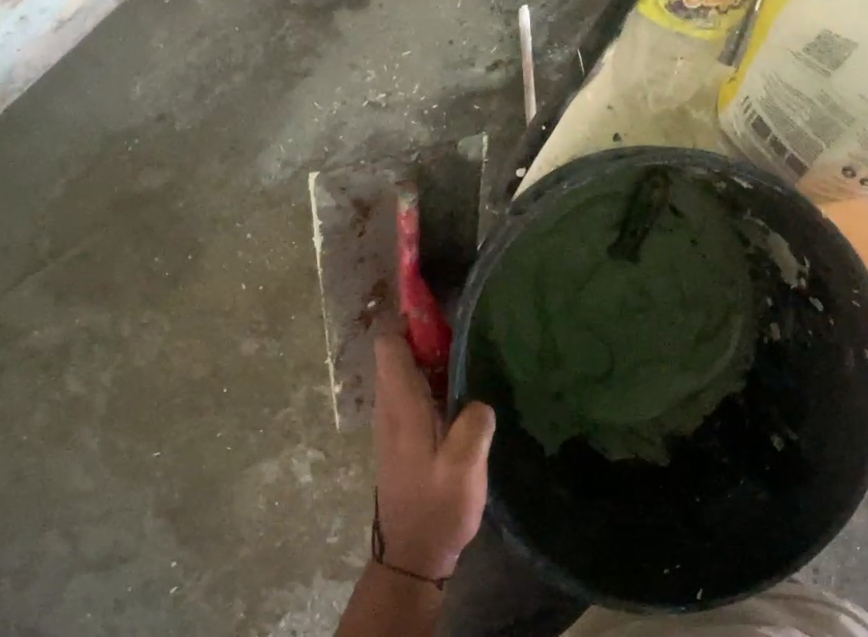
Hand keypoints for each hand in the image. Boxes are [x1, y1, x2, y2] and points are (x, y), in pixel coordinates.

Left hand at [373, 334, 494, 580]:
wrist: (411, 554)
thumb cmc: (437, 508)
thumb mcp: (465, 467)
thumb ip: (474, 424)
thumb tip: (479, 400)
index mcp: (401, 405)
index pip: (389, 344)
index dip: (410, 321)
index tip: (441, 313)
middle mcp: (390, 408)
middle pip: (397, 354)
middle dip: (426, 337)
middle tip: (466, 335)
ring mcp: (393, 424)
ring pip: (405, 373)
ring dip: (431, 361)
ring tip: (469, 361)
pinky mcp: (401, 438)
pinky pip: (412, 393)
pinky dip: (432, 383)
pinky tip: (462, 397)